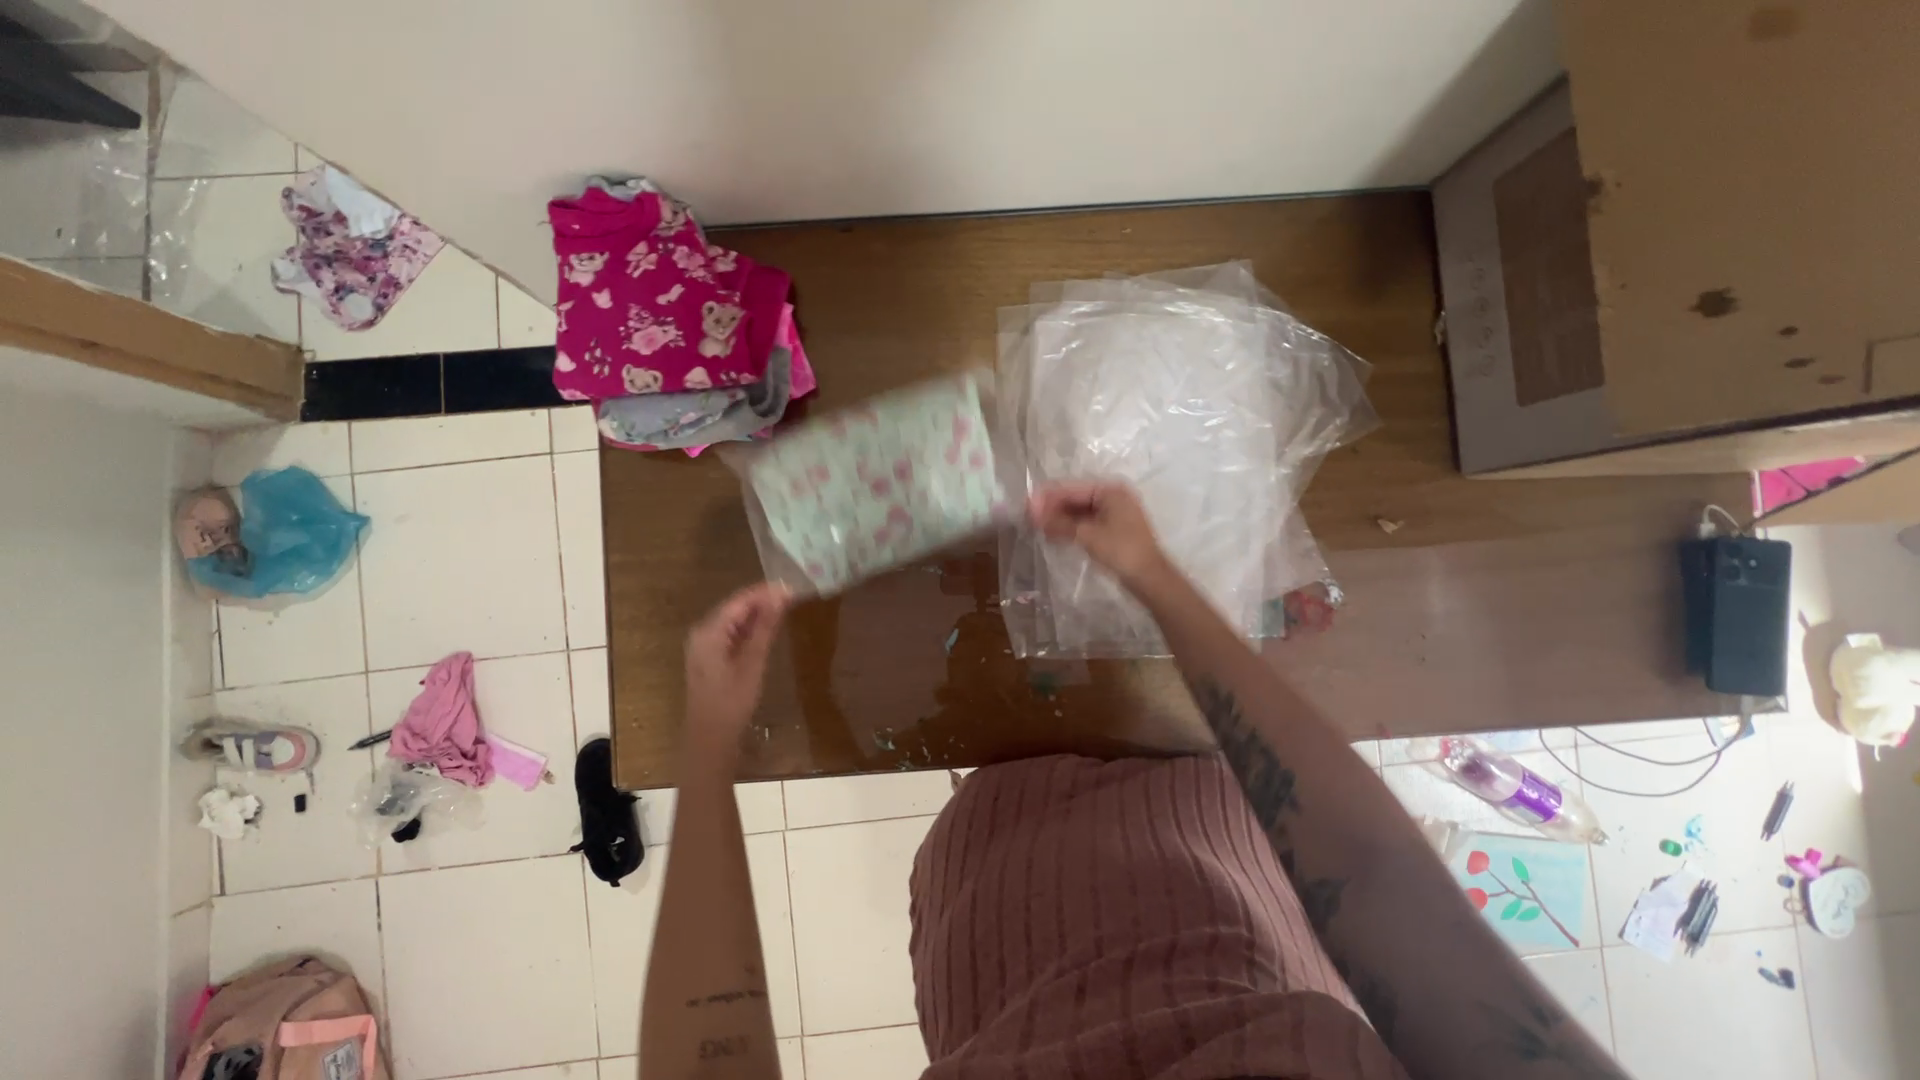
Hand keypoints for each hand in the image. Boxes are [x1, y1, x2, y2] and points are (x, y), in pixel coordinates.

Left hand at [684, 583, 790, 746]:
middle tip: (792, 596)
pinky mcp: (708, 657)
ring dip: (757, 614)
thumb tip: (780, 597)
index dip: (765, 592)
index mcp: (708, 632)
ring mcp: (703, 645)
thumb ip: (765, 628)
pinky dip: (749, 629)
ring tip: (785, 608)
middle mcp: (701, 632)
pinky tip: (767, 629)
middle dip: (762, 600)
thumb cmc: (731, 702)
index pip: (739, 601)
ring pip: (733, 620)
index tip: (791, 586)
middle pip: (734, 608)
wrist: (709, 739)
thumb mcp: (752, 664)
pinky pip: (730, 633)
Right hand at [1029, 481, 1170, 588]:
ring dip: (1059, 519)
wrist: (1149, 578)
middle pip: (1075, 498)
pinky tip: (1054, 535)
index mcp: (1110, 490)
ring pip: (1079, 512)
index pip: (1071, 488)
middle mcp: (1113, 496)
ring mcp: (1115, 513)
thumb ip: (1058, 522)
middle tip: (1027, 518)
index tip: (1024, 505)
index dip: (1047, 497)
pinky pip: (1086, 523)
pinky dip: (1071, 528)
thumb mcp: (1086, 535)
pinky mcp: (1114, 529)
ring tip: (1036, 527)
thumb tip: (1030, 511)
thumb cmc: (1121, 551)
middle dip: (1052, 508)